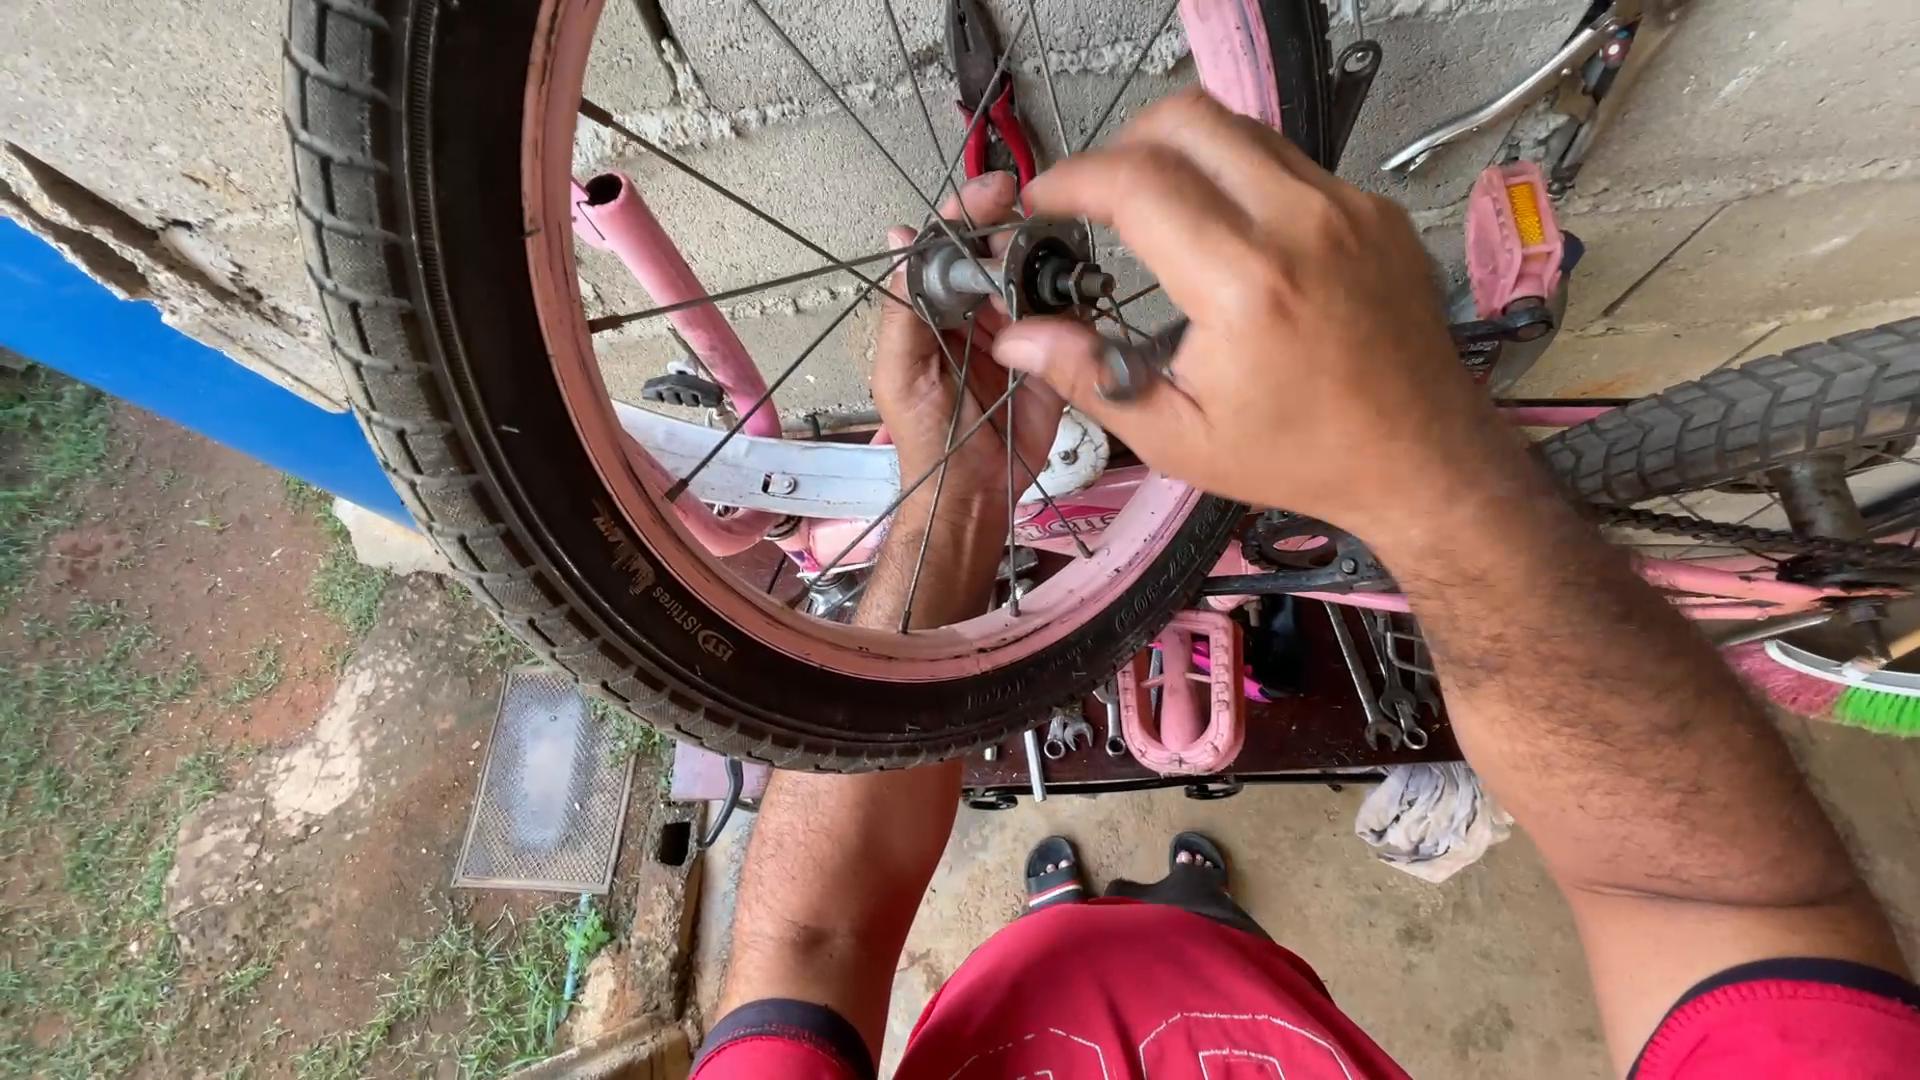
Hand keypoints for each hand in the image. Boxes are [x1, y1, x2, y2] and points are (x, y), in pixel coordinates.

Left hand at [873, 171, 1064, 534]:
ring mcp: (1018, 332)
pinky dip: (1072, 300)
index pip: (951, 249)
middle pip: (998, 254)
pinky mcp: (1052, 356)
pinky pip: (1066, 318)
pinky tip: (1075, 291)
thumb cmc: (927, 437)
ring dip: (1045, 264)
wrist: (974, 489)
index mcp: (936, 312)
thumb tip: (901, 238)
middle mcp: (978, 313)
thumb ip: (903, 309)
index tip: (994, 194)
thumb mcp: (900, 372)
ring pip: (1035, 279)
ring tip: (1051, 263)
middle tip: (1028, 232)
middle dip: (1013, 235)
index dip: (969, 215)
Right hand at [990, 89, 1501, 540]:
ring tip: (1148, 210)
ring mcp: (1345, 206)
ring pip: (1238, 127)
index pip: (1139, 182)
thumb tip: (1018, 339)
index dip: (1073, 179)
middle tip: (1093, 196)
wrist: (1418, 459)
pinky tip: (1219, 234)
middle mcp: (1301, 223)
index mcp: (1244, 284)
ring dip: (1176, 154)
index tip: (1044, 199)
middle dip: (1120, 145)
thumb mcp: (1176, 437)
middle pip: (1187, 120)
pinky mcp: (1370, 209)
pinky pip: (1283, 160)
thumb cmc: (1297, 457)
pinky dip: (1231, 176)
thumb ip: (1089, 377)